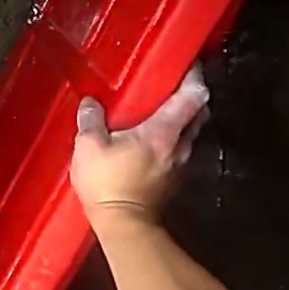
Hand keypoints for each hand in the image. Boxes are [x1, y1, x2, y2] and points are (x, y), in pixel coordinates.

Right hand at [70, 66, 210, 223]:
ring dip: (184, 119)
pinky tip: (154, 139)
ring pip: (191, 133)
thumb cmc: (107, 182)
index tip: (189, 63)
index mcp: (164, 131)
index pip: (192, 97)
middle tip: (175, 85)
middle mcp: (180, 145)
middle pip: (199, 113)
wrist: (123, 226)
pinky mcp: (174, 180)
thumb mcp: (88, 146)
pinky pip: (180, 150)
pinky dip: (173, 138)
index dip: (194, 77)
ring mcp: (180, 164)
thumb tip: (91, 102)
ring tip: (163, 110)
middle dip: (193, 97)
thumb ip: (91, 120)